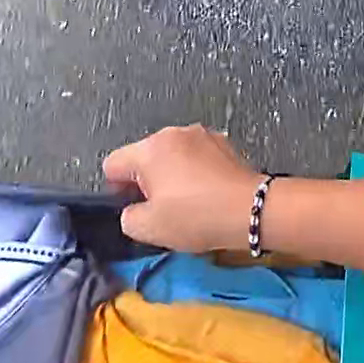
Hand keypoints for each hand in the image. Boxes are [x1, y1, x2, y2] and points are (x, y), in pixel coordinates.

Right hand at [102, 124, 259, 251]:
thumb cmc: (198, 215)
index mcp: (150, 149)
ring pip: (172, 154)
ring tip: (186, 202)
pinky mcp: (224, 143)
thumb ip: (128, 217)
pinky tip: (206, 193)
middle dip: (146, 180)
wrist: (250, 208)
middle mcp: (175, 134)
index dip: (116, 188)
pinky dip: (195, 170)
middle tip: (159, 208)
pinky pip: (197, 155)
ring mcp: (202, 135)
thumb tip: (133, 210)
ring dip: (172, 174)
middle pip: (144, 156)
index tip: (131, 205)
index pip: (113, 164)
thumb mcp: (148, 228)